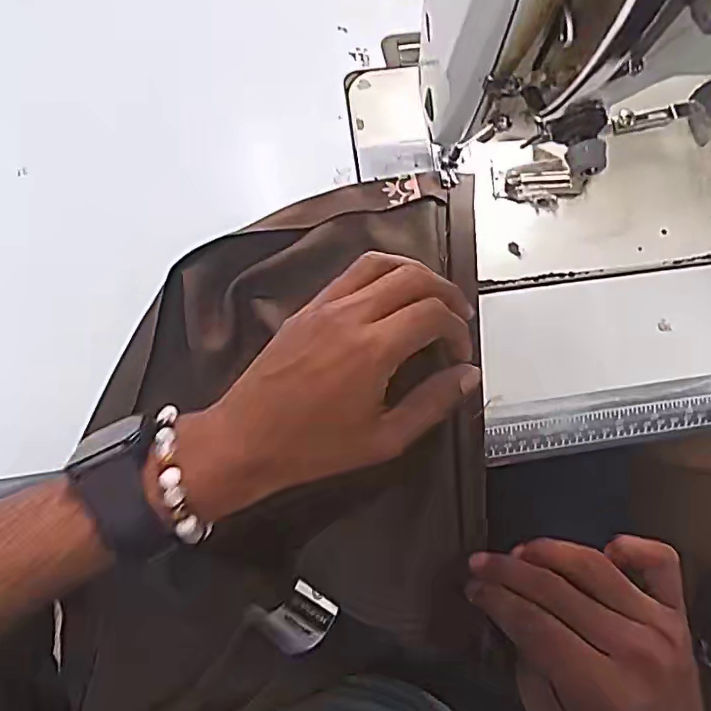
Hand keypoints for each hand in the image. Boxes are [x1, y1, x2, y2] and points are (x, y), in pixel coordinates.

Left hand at [171, 251, 479, 520]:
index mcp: (372, 349)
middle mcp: (348, 317)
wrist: (244, 440)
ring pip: (379, 263)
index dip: (457, 328)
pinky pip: (349, 274)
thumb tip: (465, 377)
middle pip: (413, 276)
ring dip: (414, 273)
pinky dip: (379, 274)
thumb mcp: (384, 439)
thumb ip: (432, 403)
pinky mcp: (305, 310)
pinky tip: (386, 298)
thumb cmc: (308, 447)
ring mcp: (323, 308)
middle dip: (446, 291)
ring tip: (429, 296)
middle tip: (457, 316)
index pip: (433, 312)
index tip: (459, 351)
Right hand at [467, 536, 710, 710]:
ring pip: (594, 566)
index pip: (534, 623)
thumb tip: (508, 618)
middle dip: (508, 571)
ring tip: (520, 551)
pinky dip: (630, 546)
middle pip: (555, 589)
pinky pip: (659, 562)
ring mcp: (660, 627)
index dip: (495, 599)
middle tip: (481, 564)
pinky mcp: (679, 617)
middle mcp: (633, 650)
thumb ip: (529, 672)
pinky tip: (603, 549)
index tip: (473, 588)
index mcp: (601, 690)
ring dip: (549, 550)